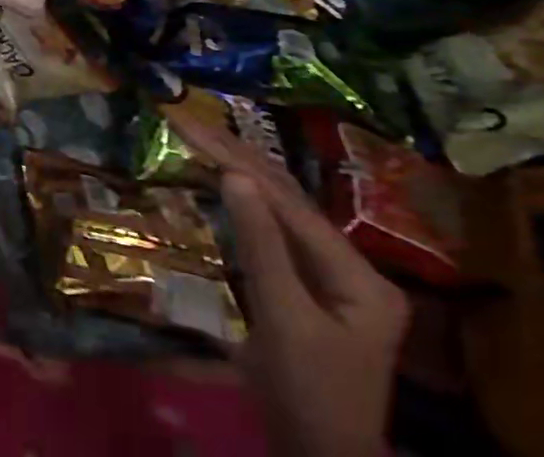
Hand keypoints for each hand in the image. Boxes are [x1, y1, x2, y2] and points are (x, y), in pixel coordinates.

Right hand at [167, 108, 407, 456]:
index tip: (189, 127)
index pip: (289, 204)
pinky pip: (270, 232)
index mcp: (359, 276)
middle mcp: (351, 268)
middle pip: (289, 201)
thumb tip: (234, 177)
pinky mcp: (304, 286)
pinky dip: (240, 202)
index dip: (238, 162)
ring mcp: (330, 278)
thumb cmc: (305, 386)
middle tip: (185, 120)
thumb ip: (261, 245)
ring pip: (279, 211)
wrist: (320, 448)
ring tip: (196, 136)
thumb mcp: (282, 316)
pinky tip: (217, 181)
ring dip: (238, 172)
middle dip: (237, 157)